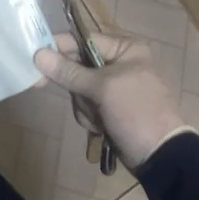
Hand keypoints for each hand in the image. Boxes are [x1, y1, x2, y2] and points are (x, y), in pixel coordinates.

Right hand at [34, 32, 190, 168]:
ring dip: (84, 105)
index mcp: (125, 49)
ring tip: (98, 118)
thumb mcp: (103, 89)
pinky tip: (101, 127)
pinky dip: (89, 116)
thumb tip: (37, 54)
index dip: (59, 48)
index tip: (35, 56)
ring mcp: (114, 87)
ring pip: (80, 87)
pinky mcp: (110, 108)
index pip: (83, 40)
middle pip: (78, 64)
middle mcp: (119, 64)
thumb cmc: (137, 113)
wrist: (163, 159)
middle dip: (76, 86)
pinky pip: (86, 104)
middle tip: (48, 87)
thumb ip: (69, 72)